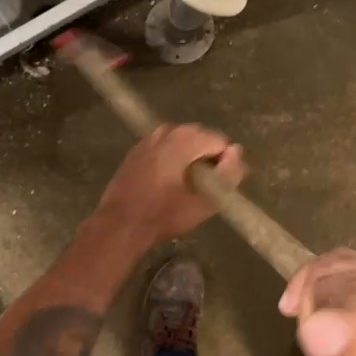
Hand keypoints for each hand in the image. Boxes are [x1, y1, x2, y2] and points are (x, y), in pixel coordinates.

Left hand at [90, 124, 243, 249]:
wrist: (119, 224)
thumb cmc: (163, 216)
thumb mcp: (204, 202)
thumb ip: (227, 175)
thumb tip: (237, 151)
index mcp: (184, 139)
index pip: (220, 141)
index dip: (225, 163)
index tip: (218, 186)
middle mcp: (166, 131)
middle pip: (200, 137)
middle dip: (208, 158)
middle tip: (206, 187)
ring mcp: (148, 139)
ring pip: (181, 141)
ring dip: (190, 157)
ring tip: (189, 185)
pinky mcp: (136, 150)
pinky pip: (164, 147)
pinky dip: (172, 158)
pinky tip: (168, 182)